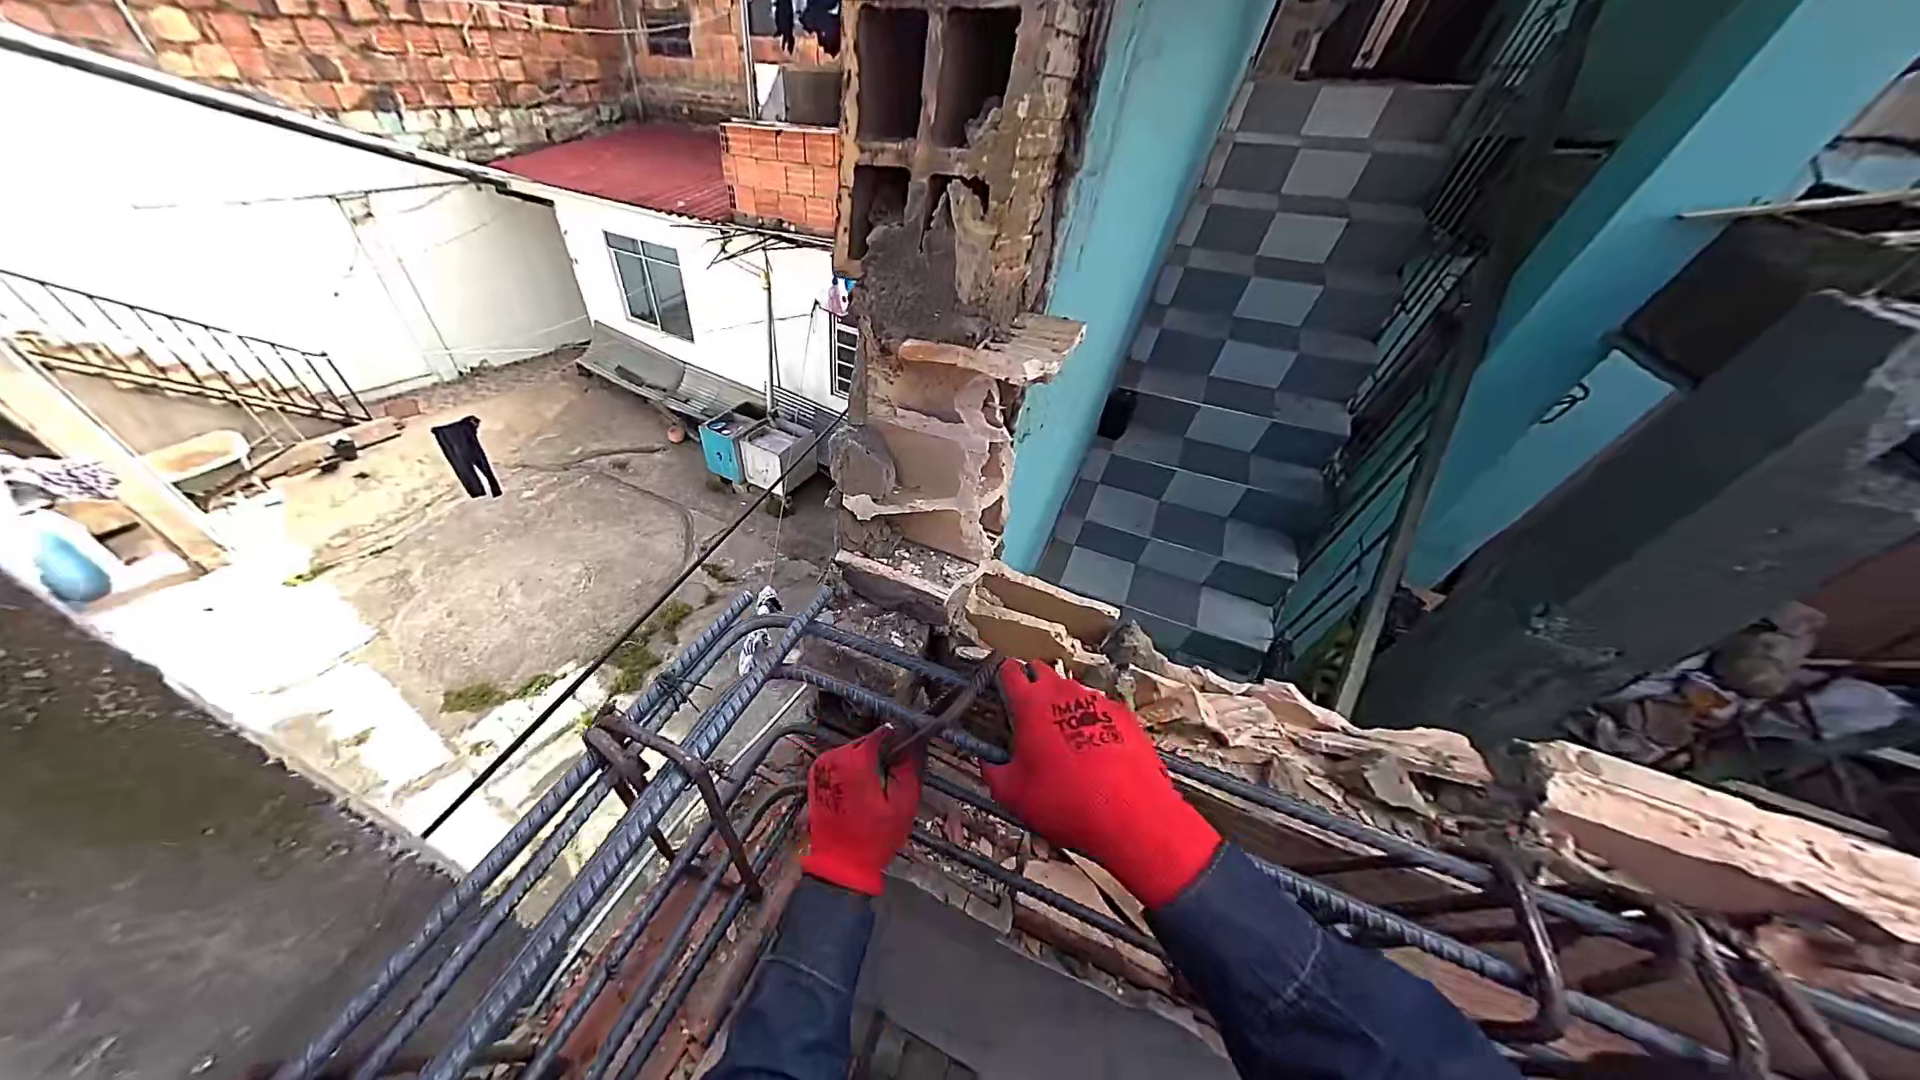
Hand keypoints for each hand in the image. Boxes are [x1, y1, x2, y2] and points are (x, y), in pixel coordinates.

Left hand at [800, 729, 920, 895]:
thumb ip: (908, 766)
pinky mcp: (816, 777)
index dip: (898, 740)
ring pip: (855, 751)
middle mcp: (834, 759)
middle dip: (882, 754)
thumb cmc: (871, 839)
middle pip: (867, 741)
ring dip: (867, 762)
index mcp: (855, 761)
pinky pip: (842, 763)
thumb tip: (914, 744)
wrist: (840, 864)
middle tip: (892, 777)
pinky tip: (861, 792)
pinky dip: (853, 770)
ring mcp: (822, 768)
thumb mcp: (903, 802)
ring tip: (876, 789)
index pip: (882, 733)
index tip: (906, 748)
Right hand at [986, 659, 1220, 908]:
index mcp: (1030, 704)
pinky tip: (1092, 750)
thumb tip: (988, 765)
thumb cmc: (1072, 802)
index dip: (1003, 674)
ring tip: (1060, 737)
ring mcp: (1095, 701)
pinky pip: (1099, 710)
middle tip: (1027, 706)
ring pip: (1071, 691)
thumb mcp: (1013, 793)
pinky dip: (1092, 722)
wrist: (1131, 815)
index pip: (1010, 671)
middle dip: (1033, 683)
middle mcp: (1063, 693)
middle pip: (1042, 672)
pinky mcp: (1122, 716)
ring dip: (1063, 705)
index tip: (1003, 680)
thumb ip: (992, 770)